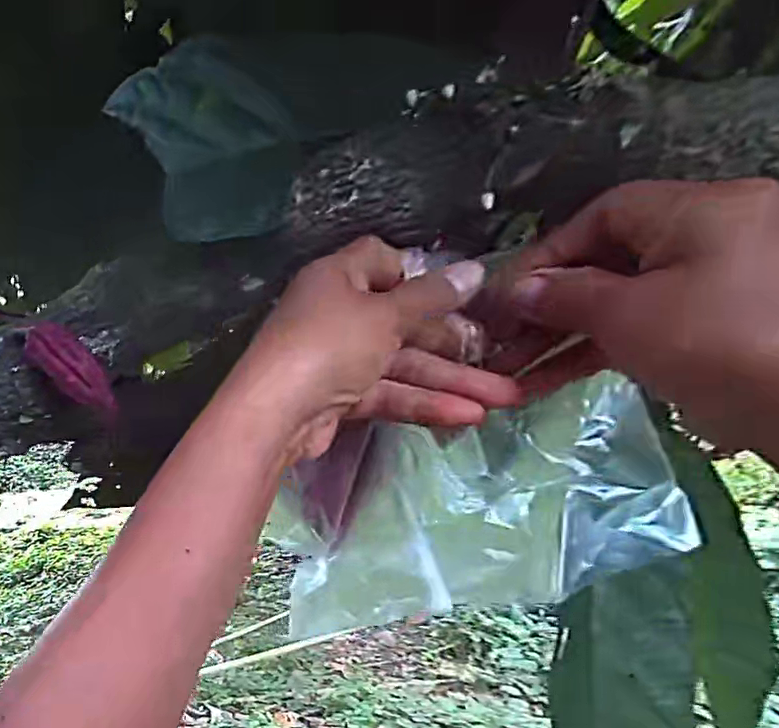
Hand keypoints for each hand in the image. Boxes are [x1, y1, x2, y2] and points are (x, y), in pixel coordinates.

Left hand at [221, 237, 520, 462]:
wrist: (272, 415)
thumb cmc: (328, 346)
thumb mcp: (385, 314)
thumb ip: (430, 296)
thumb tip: (472, 271)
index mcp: (334, 280)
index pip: (378, 261)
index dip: (414, 271)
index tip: (451, 289)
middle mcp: (331, 316)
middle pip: (399, 319)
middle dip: (450, 339)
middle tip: (500, 351)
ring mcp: (332, 360)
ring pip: (398, 364)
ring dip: (450, 379)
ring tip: (505, 396)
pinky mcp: (333, 399)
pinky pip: (384, 394)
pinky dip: (421, 403)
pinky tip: (468, 415)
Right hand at [485, 178, 778, 453]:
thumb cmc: (725, 334)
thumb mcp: (627, 312)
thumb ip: (564, 296)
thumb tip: (519, 290)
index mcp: (703, 209)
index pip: (604, 214)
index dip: (545, 254)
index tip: (501, 299)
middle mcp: (718, 234)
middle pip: (608, 262)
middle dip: (543, 307)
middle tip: (494, 345)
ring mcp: (725, 284)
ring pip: (620, 303)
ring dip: (558, 339)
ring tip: (507, 376)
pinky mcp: (726, 328)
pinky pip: (644, 330)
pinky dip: (594, 352)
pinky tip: (546, 384)